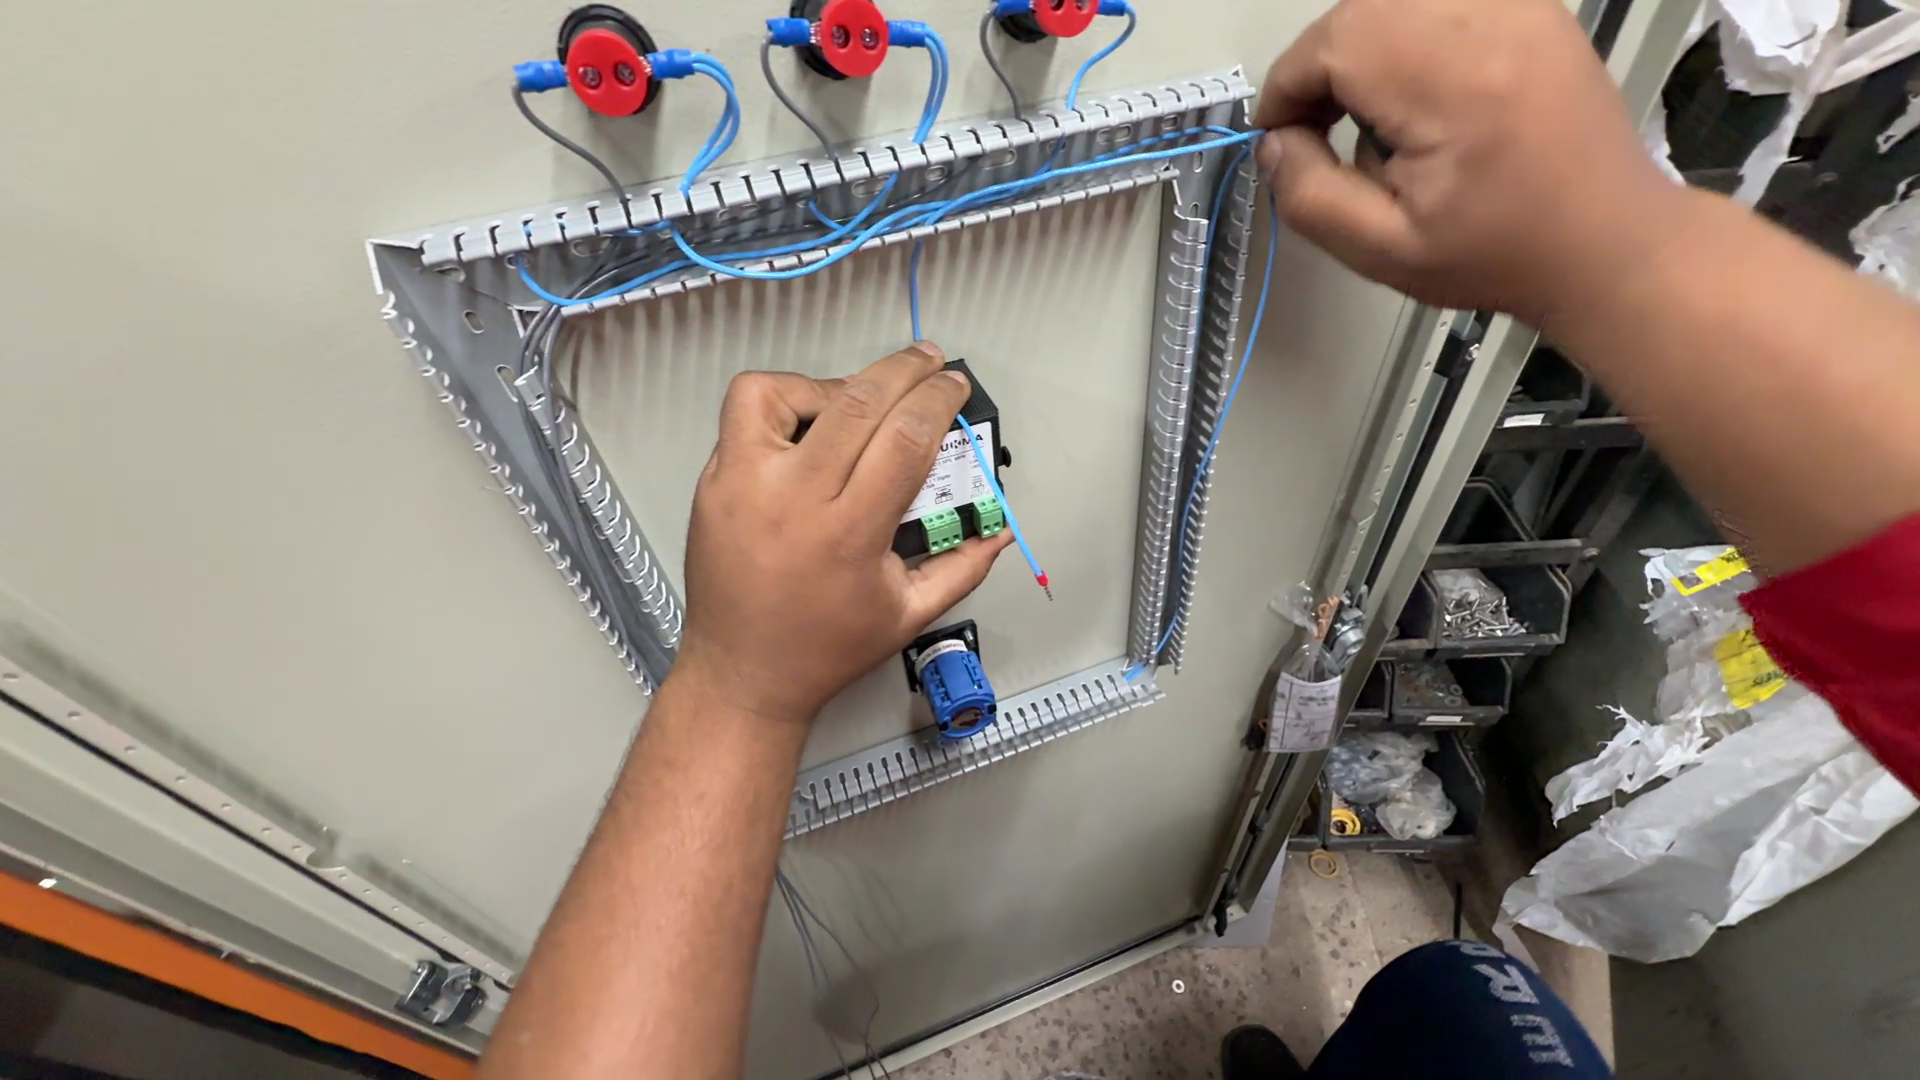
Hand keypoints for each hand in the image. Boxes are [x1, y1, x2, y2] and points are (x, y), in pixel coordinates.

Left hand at [672, 343, 1013, 723]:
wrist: (743, 674)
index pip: (906, 438)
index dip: (938, 400)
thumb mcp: (907, 615)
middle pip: (860, 403)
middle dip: (905, 369)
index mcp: (849, 534)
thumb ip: (962, 568)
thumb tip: (999, 532)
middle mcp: (794, 500)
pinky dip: (781, 399)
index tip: (953, 387)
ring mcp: (745, 485)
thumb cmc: (822, 650)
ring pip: (788, 392)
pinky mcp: (715, 482)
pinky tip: (807, 425)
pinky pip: (744, 410)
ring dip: (836, 383)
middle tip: (928, 361)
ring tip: (859, 400)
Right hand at [1254, 0, 1688, 325]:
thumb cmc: (1491, 255)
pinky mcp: (1530, 9)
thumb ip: (1309, 196)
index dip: (1286, 85)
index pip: (1337, 41)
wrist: (1602, 240)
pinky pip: (1436, 1)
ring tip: (1351, 114)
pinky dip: (1396, 37)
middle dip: (1315, 65)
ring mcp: (1519, 6)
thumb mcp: (1378, 250)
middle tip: (1307, 131)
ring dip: (1353, 49)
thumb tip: (1274, 144)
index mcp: (1454, 84)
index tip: (1276, 138)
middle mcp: (1491, 21)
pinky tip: (1399, 91)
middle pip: (1362, 8)